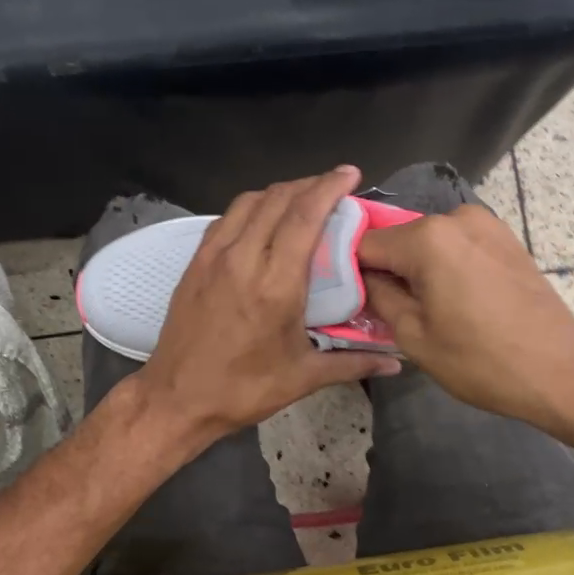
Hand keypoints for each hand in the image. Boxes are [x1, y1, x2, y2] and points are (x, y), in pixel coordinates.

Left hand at [132, 167, 402, 440]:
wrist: (176, 399)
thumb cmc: (243, 390)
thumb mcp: (302, 378)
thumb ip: (352, 363)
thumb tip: (397, 361)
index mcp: (275, 284)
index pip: (304, 216)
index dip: (329, 187)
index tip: (350, 175)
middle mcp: (243, 260)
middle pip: (278, 199)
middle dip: (309, 184)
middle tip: (333, 186)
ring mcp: (213, 258)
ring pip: (249, 203)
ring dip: (279, 192)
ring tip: (302, 198)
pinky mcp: (195, 264)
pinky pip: (226, 219)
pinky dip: (250, 208)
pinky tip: (263, 219)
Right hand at [357, 204, 573, 435]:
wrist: (561, 372)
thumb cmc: (480, 360)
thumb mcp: (413, 336)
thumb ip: (378, 297)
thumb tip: (362, 279)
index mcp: (427, 238)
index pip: (364, 244)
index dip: (351, 272)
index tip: (349, 299)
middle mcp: (456, 217)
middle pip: (398, 240)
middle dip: (387, 269)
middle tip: (387, 311)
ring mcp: (486, 224)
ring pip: (428, 243)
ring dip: (418, 269)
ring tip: (426, 310)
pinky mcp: (506, 239)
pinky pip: (457, 246)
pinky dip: (446, 266)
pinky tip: (454, 301)